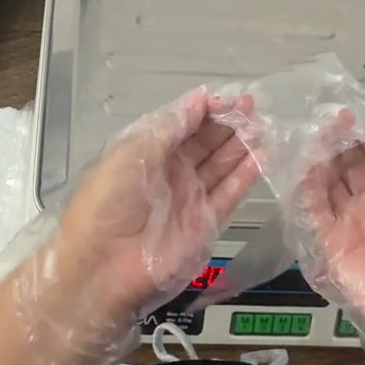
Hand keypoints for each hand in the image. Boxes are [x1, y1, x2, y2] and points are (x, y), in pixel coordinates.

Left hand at [7, 87, 259, 364]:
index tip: (230, 96)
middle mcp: (171, 172)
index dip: (206, 109)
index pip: (184, 124)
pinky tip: (261, 157)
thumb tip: (200, 97)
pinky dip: (245, 176)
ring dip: (241, 145)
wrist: (101, 268)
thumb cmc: (107, 203)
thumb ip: (169, 126)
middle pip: (206, 142)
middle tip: (253, 106)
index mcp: (148, 152)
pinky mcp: (206, 224)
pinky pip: (229, 194)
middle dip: (229, 123)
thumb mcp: (132, 154)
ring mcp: (190, 198)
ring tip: (263, 126)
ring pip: (222, 165)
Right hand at [293, 134, 364, 364]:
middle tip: (326, 121)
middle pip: (347, 165)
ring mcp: (349, 223)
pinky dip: (307, 188)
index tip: (349, 117)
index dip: (361, 136)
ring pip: (327, 183)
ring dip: (320, 159)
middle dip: (337, 142)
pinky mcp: (331, 243)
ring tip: (313, 136)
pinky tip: (306, 166)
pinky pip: (313, 211)